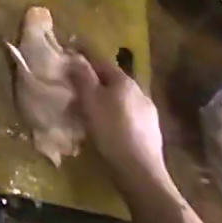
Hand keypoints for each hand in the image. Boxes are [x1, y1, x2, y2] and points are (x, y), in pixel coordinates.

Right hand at [68, 52, 174, 202]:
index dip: (83, 54)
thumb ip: (82, 77)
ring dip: (106, 100)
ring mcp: (148, 112)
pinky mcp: (151, 132)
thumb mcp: (90, 101)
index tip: (70, 50)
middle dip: (94, 81)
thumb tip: (75, 58)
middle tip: (76, 87)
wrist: (141, 172)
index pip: (100, 60)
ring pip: (121, 99)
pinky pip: (128, 116)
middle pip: (111, 80)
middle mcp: (139, 91)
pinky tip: (109, 129)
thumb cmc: (111, 131)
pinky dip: (115, 116)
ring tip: (90, 111)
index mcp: (124, 80)